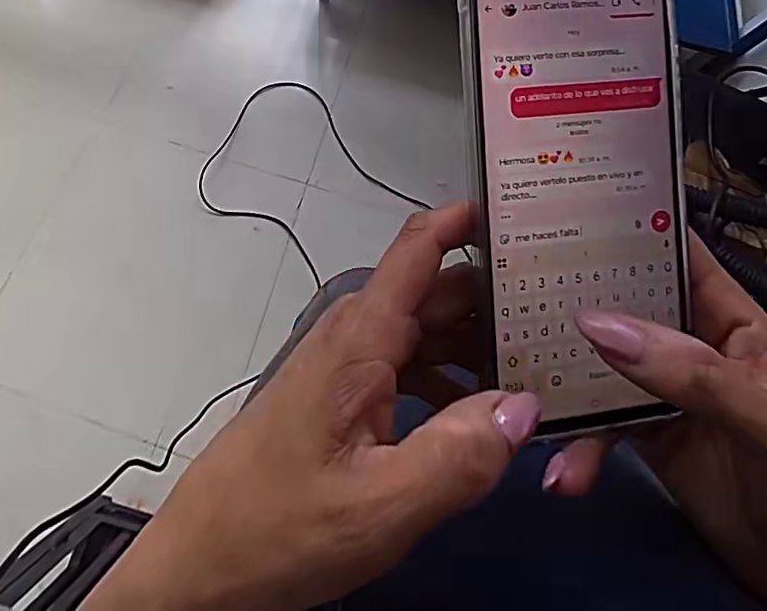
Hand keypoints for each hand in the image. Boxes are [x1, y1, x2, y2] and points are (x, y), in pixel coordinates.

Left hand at [85, 204, 540, 610]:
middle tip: (560, 304)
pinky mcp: (348, 395)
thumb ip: (456, 458)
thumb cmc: (280, 524)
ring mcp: (351, 364)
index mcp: (361, 338)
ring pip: (427, 330)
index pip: (416, 249)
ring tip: (539, 361)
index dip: (461, 218)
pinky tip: (483, 412)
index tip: (515, 208)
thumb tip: (524, 406)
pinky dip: (452, 377)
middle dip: (494, 291)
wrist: (205, 558)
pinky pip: (411, 366)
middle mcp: (357, 336)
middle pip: (436, 290)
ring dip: (478, 341)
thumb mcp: (378, 505)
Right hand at [545, 233, 766, 610]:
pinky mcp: (646, 435)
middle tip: (515, 287)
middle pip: (622, 302)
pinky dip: (578, 443)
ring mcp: (663, 390)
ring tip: (531, 396)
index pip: (677, 253)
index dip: (629, 225)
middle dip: (573, 294)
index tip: (567, 208)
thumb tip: (602, 325)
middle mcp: (688, 345)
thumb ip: (695, 376)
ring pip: (598, 362)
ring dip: (563, 378)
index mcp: (729, 321)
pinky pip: (598, 423)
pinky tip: (566, 469)